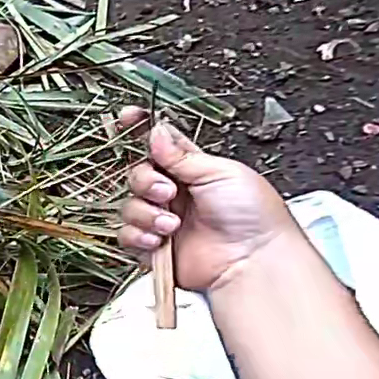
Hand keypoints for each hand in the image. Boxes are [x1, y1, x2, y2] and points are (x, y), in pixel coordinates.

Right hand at [113, 107, 296, 291]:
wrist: (250, 260)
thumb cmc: (252, 215)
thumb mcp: (220, 172)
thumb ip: (181, 155)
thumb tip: (156, 131)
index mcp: (190, 169)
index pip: (158, 144)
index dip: (139, 129)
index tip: (127, 118)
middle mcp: (172, 193)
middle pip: (136, 175)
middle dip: (146, 183)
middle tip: (168, 193)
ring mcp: (160, 220)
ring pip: (129, 206)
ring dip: (147, 214)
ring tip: (173, 225)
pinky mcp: (152, 247)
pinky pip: (127, 235)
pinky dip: (140, 236)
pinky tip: (160, 240)